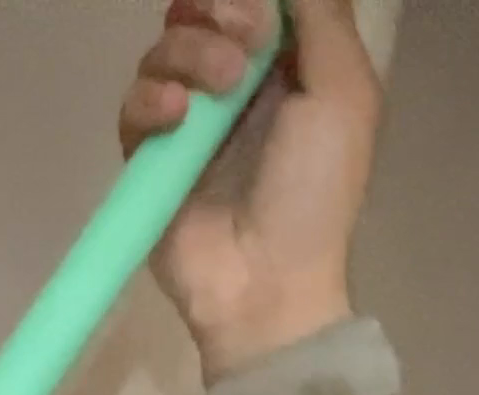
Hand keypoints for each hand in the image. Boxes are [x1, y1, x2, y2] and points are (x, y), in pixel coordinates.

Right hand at [118, 0, 380, 384]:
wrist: (265, 283)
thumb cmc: (314, 195)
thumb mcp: (344, 99)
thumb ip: (322, 20)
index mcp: (288, 72)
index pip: (253, 4)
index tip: (261, 17)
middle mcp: (236, 91)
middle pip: (201, 13)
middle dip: (216, 10)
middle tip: (242, 49)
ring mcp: (190, 126)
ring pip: (164, 51)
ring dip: (189, 54)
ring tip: (219, 93)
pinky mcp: (150, 159)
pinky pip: (133, 105)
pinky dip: (150, 100)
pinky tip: (175, 118)